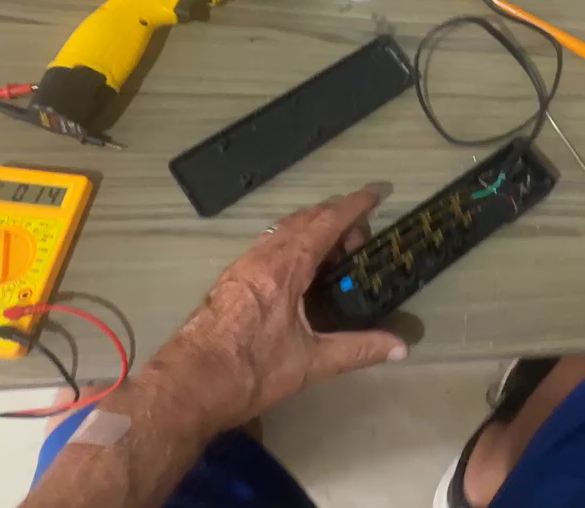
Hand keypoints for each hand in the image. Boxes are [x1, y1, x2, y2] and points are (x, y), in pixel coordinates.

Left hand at [144, 185, 407, 432]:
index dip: (354, 206)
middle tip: (360, 242)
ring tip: (334, 254)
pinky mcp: (232, 277)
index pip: (327, 222)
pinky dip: (294, 239)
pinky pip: (271, 240)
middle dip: (338, 218)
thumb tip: (401, 349)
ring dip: (314, 228)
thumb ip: (358, 350)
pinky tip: (300, 269)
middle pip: (308, 218)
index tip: (376, 194)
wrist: (183, 390)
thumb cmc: (248, 373)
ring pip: (286, 227)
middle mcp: (264, 255)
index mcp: (286, 267)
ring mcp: (244, 264)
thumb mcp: (309, 364)